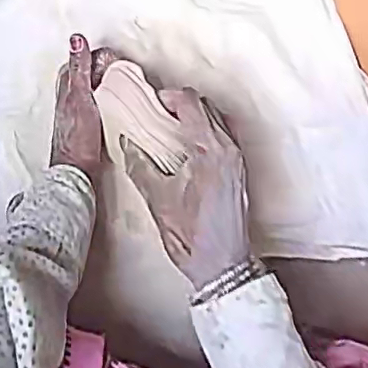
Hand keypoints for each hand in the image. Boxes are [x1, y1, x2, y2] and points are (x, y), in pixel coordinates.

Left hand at [48, 34, 115, 180]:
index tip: (116, 60)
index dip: (100, 57)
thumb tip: (77, 40)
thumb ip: (80, 68)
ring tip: (126, 85)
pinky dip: (110, 100)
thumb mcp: (80, 97)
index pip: (83, 60)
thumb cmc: (78, 138)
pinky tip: (120, 104)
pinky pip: (101, 103)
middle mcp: (71, 97)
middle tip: (124, 71)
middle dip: (107, 69)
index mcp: (67, 86)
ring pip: (97, 88)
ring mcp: (80, 111)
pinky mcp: (89, 124)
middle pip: (91, 73)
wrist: (78, 173)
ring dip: (110, 85)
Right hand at [122, 88, 251, 290]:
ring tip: (174, 127)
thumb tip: (127, 145)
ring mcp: (237, 158)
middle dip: (182, 103)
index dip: (170, 97)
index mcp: (210, 150)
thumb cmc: (194, 240)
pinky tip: (193, 145)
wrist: (225, 269)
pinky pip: (226, 133)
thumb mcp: (160, 204)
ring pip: (217, 117)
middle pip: (205, 105)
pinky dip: (209, 128)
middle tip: (160, 114)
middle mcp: (228, 148)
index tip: (154, 104)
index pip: (192, 103)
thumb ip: (141, 168)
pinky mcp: (240, 169)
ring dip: (196, 114)